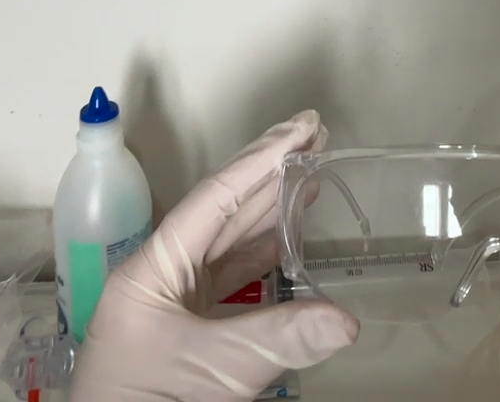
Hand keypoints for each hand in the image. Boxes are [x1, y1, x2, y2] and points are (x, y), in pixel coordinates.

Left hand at [70, 111, 359, 400]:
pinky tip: (290, 237)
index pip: (215, 197)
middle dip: (269, 170)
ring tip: (311, 172)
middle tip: (313, 133)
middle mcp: (163, 272)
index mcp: (152, 266)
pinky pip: (234, 277)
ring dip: (272, 206)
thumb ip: (278, 338)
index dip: (261, 159)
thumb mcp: (209, 369)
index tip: (300, 128)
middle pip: (223, 208)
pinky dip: (265, 255)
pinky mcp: (190, 328)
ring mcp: (177, 300)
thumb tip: (347, 320)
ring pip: (231, 239)